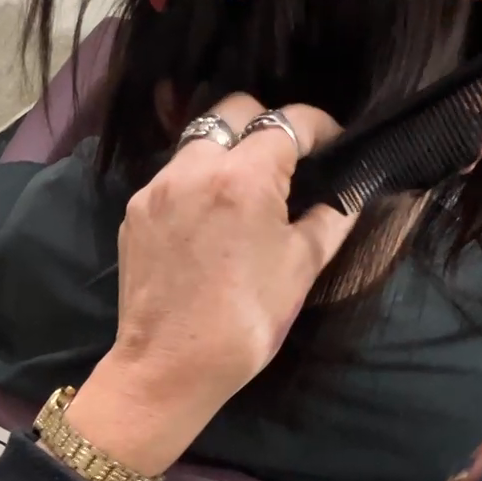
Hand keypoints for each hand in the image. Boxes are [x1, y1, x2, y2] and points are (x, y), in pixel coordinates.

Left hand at [64, 94, 357, 474]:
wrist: (169, 368)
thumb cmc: (244, 322)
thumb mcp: (301, 267)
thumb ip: (330, 216)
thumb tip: (349, 191)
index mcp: (242, 178)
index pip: (289, 121)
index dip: (320, 128)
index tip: (331, 146)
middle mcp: (192, 170)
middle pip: (232, 112)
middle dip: (264, 126)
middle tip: (283, 163)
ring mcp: (155, 192)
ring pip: (195, 144)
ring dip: (223, 154)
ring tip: (242, 194)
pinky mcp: (133, 216)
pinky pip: (169, 181)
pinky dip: (192, 186)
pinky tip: (206, 222)